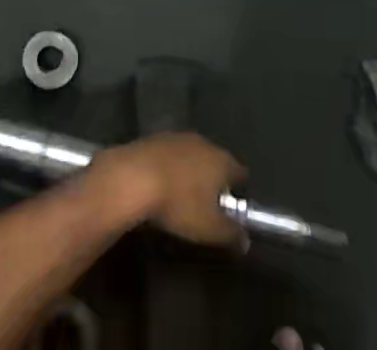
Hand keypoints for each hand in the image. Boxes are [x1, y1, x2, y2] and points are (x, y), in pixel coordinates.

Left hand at [88, 133, 247, 248]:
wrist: (131, 177)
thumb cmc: (178, 203)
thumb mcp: (209, 228)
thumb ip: (231, 234)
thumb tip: (245, 240)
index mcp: (222, 160)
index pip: (240, 172)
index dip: (239, 191)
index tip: (231, 209)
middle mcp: (203, 142)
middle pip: (215, 161)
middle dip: (213, 180)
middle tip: (205, 205)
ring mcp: (176, 137)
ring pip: (190, 155)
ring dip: (188, 172)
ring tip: (179, 196)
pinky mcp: (152, 138)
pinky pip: (168, 155)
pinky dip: (168, 168)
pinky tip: (158, 185)